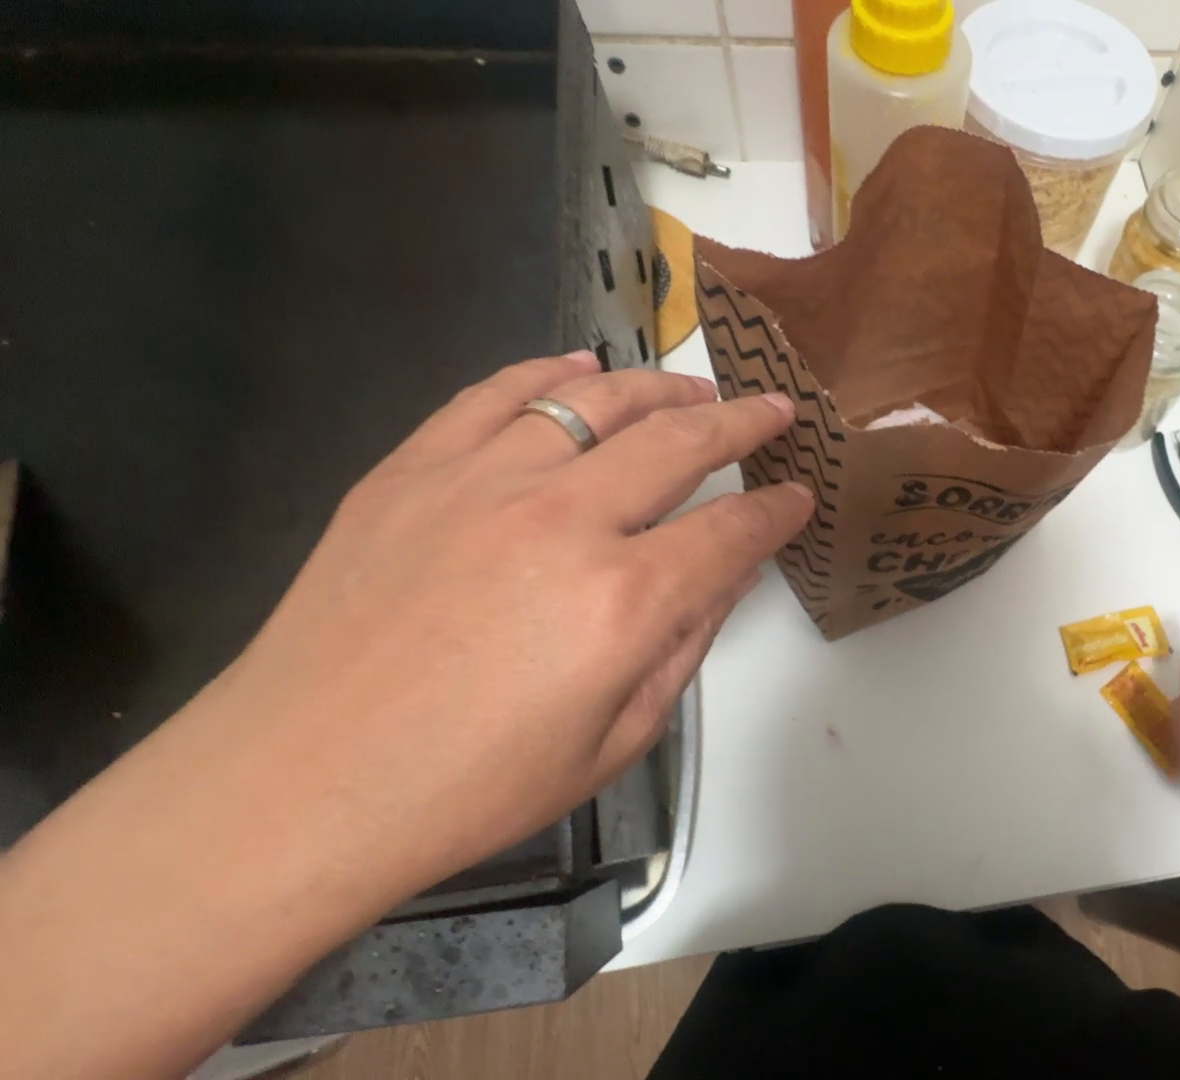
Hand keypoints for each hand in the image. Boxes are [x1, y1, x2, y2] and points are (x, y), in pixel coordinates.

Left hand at [186, 350, 811, 896]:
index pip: (732, 530)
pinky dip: (549, 374)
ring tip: (694, 388)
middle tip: (774, 410)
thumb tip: (731, 572)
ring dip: (661, 389)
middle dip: (742, 422)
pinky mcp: (411, 473)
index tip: (798, 496)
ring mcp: (480, 484)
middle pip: (679, 443)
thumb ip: (687, 640)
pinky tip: (582, 369)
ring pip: (596, 402)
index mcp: (624, 600)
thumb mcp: (619, 736)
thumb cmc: (475, 786)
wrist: (297, 789)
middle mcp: (563, 522)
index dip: (777, 510)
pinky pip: (495, 396)